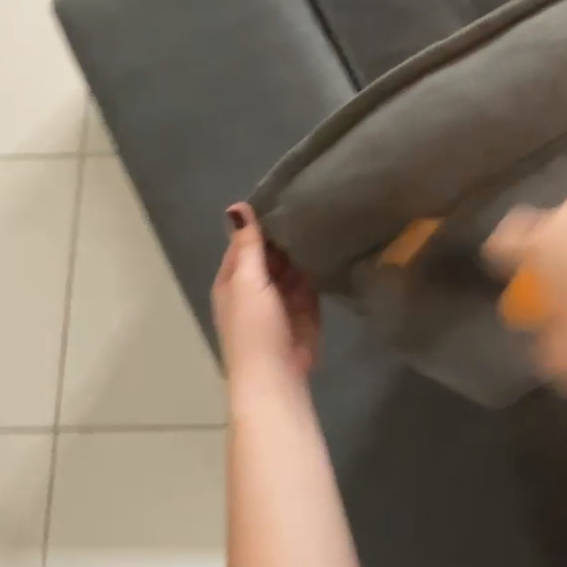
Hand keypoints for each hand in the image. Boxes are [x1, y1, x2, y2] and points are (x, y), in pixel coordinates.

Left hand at [213, 203, 321, 389]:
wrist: (277, 372)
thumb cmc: (254, 327)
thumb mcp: (246, 281)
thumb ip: (247, 245)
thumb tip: (237, 206)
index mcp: (233, 278)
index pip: (246, 240)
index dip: (261, 220)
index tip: (286, 193)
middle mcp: (257, 283)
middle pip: (272, 251)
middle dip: (286, 232)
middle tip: (312, 199)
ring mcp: (283, 295)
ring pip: (293, 263)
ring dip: (304, 247)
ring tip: (327, 214)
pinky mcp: (307, 305)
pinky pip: (313, 278)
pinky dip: (320, 264)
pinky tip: (333, 243)